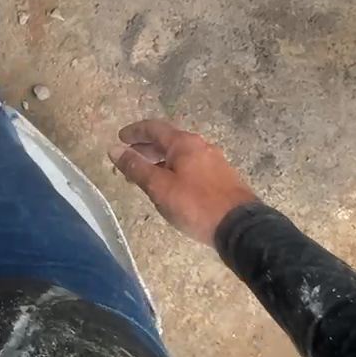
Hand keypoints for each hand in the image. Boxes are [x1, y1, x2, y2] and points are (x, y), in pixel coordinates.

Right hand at [107, 119, 257, 247]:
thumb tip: (114, 149)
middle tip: (130, 158)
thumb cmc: (195, 203)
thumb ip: (135, 167)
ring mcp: (214, 162)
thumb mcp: (158, 186)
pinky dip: (175, 169)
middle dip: (146, 147)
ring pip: (180, 155)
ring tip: (148, 176)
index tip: (120, 138)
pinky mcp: (223, 179)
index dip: (134, 132)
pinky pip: (192, 166)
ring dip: (161, 160)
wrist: (242, 228)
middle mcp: (200, 146)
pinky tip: (172, 186)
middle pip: (168, 140)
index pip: (153, 127)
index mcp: (183, 143)